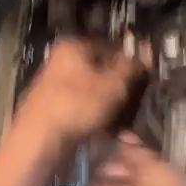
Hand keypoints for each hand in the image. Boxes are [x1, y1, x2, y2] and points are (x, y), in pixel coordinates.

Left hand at [15, 39, 139, 148]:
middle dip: (118, 82)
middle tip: (137, 95)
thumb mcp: (113, 84)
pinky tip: (106, 126)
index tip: (145, 74)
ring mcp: (53, 85)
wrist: (39, 140)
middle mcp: (59, 61)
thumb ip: (131, 66)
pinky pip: (80, 106)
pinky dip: (93, 113)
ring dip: (107, 100)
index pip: (109, 44)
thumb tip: (146, 49)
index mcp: (72, 46)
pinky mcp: (51, 108)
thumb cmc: (78, 105)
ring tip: (125, 113)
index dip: (129, 58)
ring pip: (90, 88)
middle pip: (98, 67)